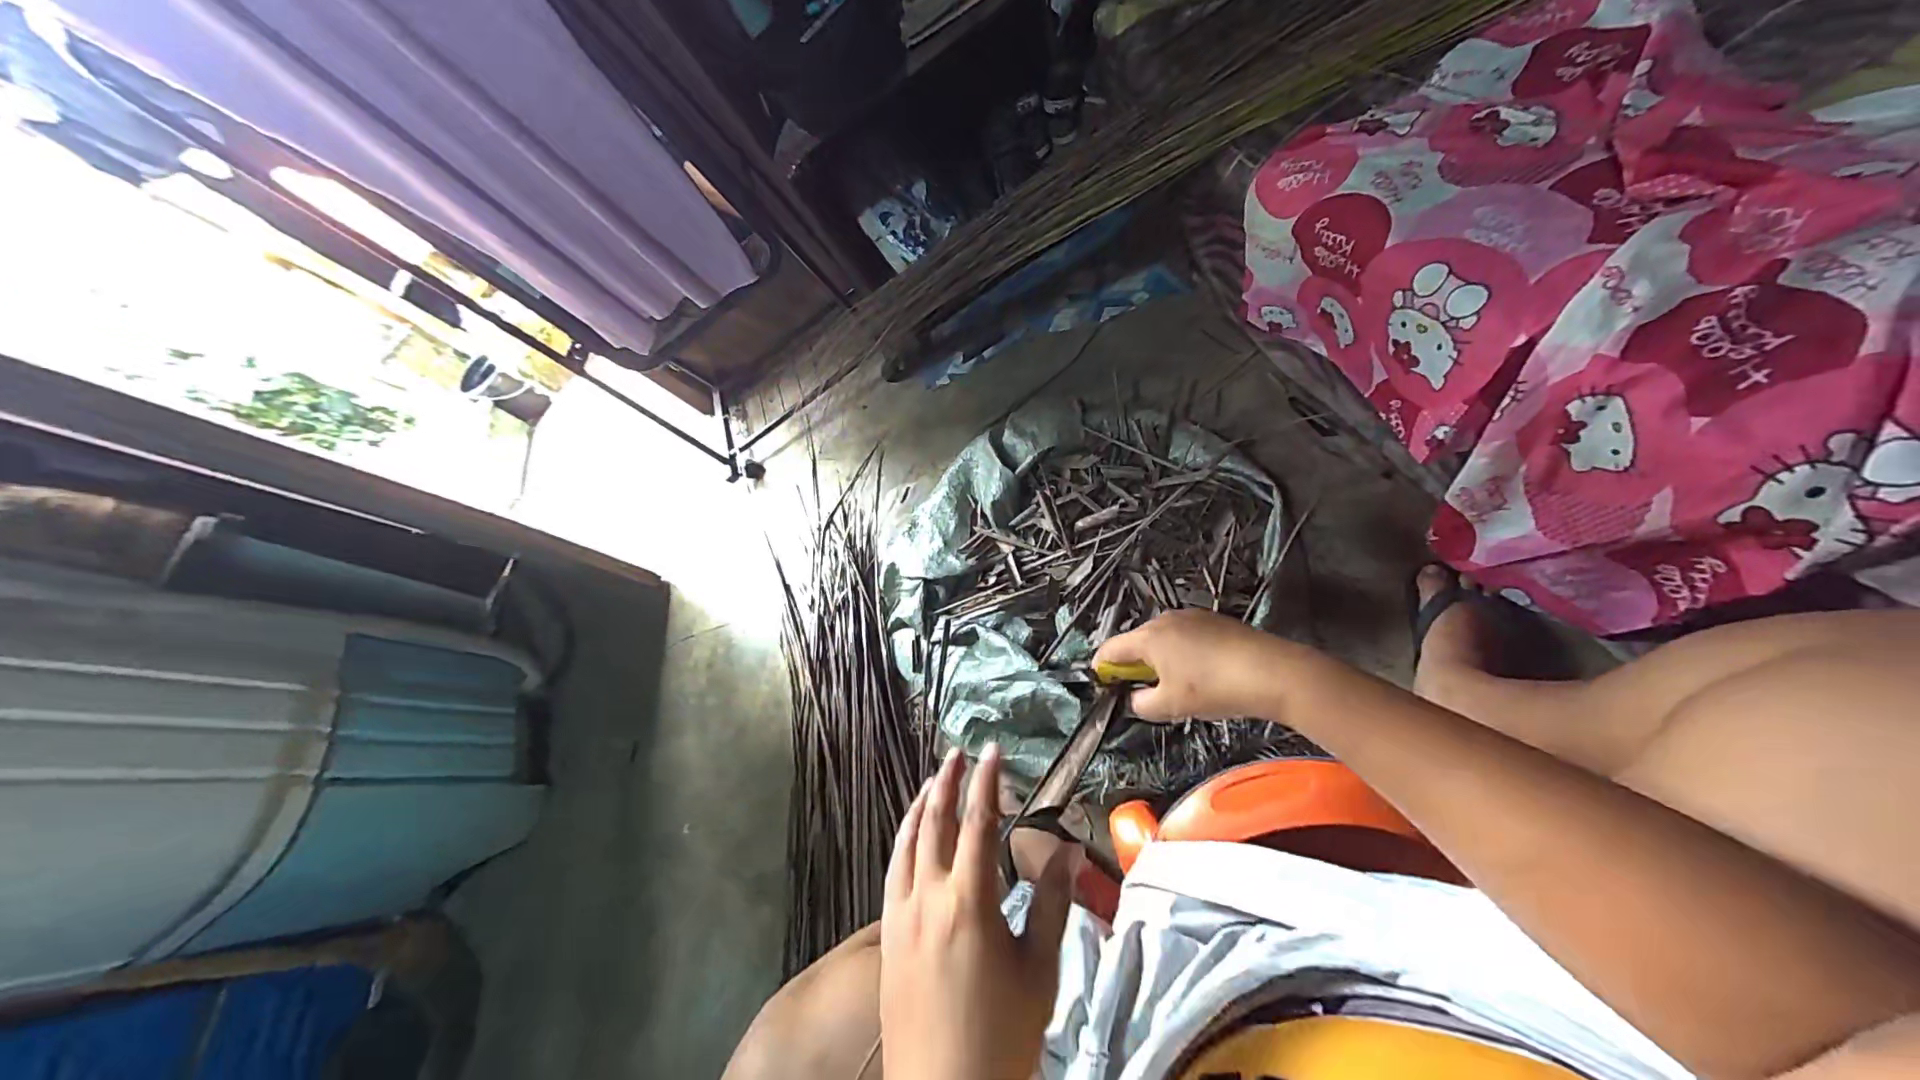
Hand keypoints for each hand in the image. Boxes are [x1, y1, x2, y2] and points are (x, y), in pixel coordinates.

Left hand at [881, 745, 1075, 1079]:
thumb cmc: (1002, 1033)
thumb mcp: (1039, 969)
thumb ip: (1051, 903)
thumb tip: (1066, 850)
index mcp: (969, 901)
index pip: (978, 823)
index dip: (986, 781)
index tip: (991, 750)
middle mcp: (927, 897)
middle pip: (935, 822)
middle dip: (947, 781)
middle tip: (958, 753)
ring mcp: (900, 915)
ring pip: (906, 842)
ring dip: (920, 805)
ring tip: (933, 782)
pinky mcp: (887, 934)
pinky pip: (892, 870)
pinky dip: (903, 840)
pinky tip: (911, 836)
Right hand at [1095, 608, 1297, 720]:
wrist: (1272, 672)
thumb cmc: (1214, 688)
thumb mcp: (1171, 706)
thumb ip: (1142, 704)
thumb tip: (1136, 699)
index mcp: (1148, 637)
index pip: (1110, 650)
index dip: (1102, 668)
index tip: (1104, 684)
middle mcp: (1165, 620)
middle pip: (1136, 642)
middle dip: (1134, 666)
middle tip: (1144, 692)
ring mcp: (1192, 616)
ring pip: (1163, 639)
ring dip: (1160, 660)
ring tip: (1177, 686)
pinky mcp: (1215, 620)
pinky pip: (1186, 636)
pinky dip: (1182, 654)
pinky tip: (1202, 674)